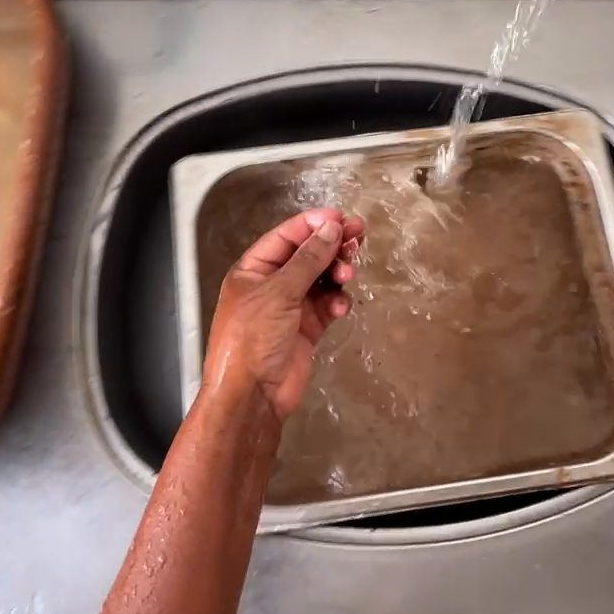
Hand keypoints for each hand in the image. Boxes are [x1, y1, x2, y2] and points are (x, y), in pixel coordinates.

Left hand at [204, 207, 364, 422]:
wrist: (253, 394)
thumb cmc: (254, 336)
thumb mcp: (279, 292)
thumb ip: (309, 259)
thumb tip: (332, 228)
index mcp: (254, 269)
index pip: (287, 236)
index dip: (314, 225)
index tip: (342, 218)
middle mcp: (272, 284)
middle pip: (308, 255)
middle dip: (332, 246)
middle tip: (360, 237)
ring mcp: (290, 306)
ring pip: (321, 279)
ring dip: (337, 274)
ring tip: (348, 276)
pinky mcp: (307, 327)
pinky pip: (327, 305)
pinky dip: (336, 302)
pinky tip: (340, 308)